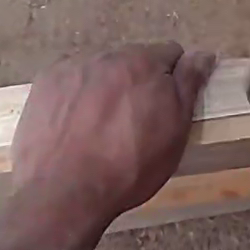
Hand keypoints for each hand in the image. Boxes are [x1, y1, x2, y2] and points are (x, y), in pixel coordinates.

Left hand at [11, 42, 216, 236]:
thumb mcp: (176, 129)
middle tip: (136, 121)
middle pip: (135, 60)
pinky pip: (72, 79)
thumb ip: (190, 83)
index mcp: (145, 62)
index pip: (172, 54)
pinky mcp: (45, 85)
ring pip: (103, 69)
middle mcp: (109, 55)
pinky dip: (78, 94)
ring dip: (109, 86)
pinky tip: (76, 124)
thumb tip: (204, 53)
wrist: (63, 197)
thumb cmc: (131, 165)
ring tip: (103, 126)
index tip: (167, 107)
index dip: (174, 80)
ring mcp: (73, 68)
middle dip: (139, 81)